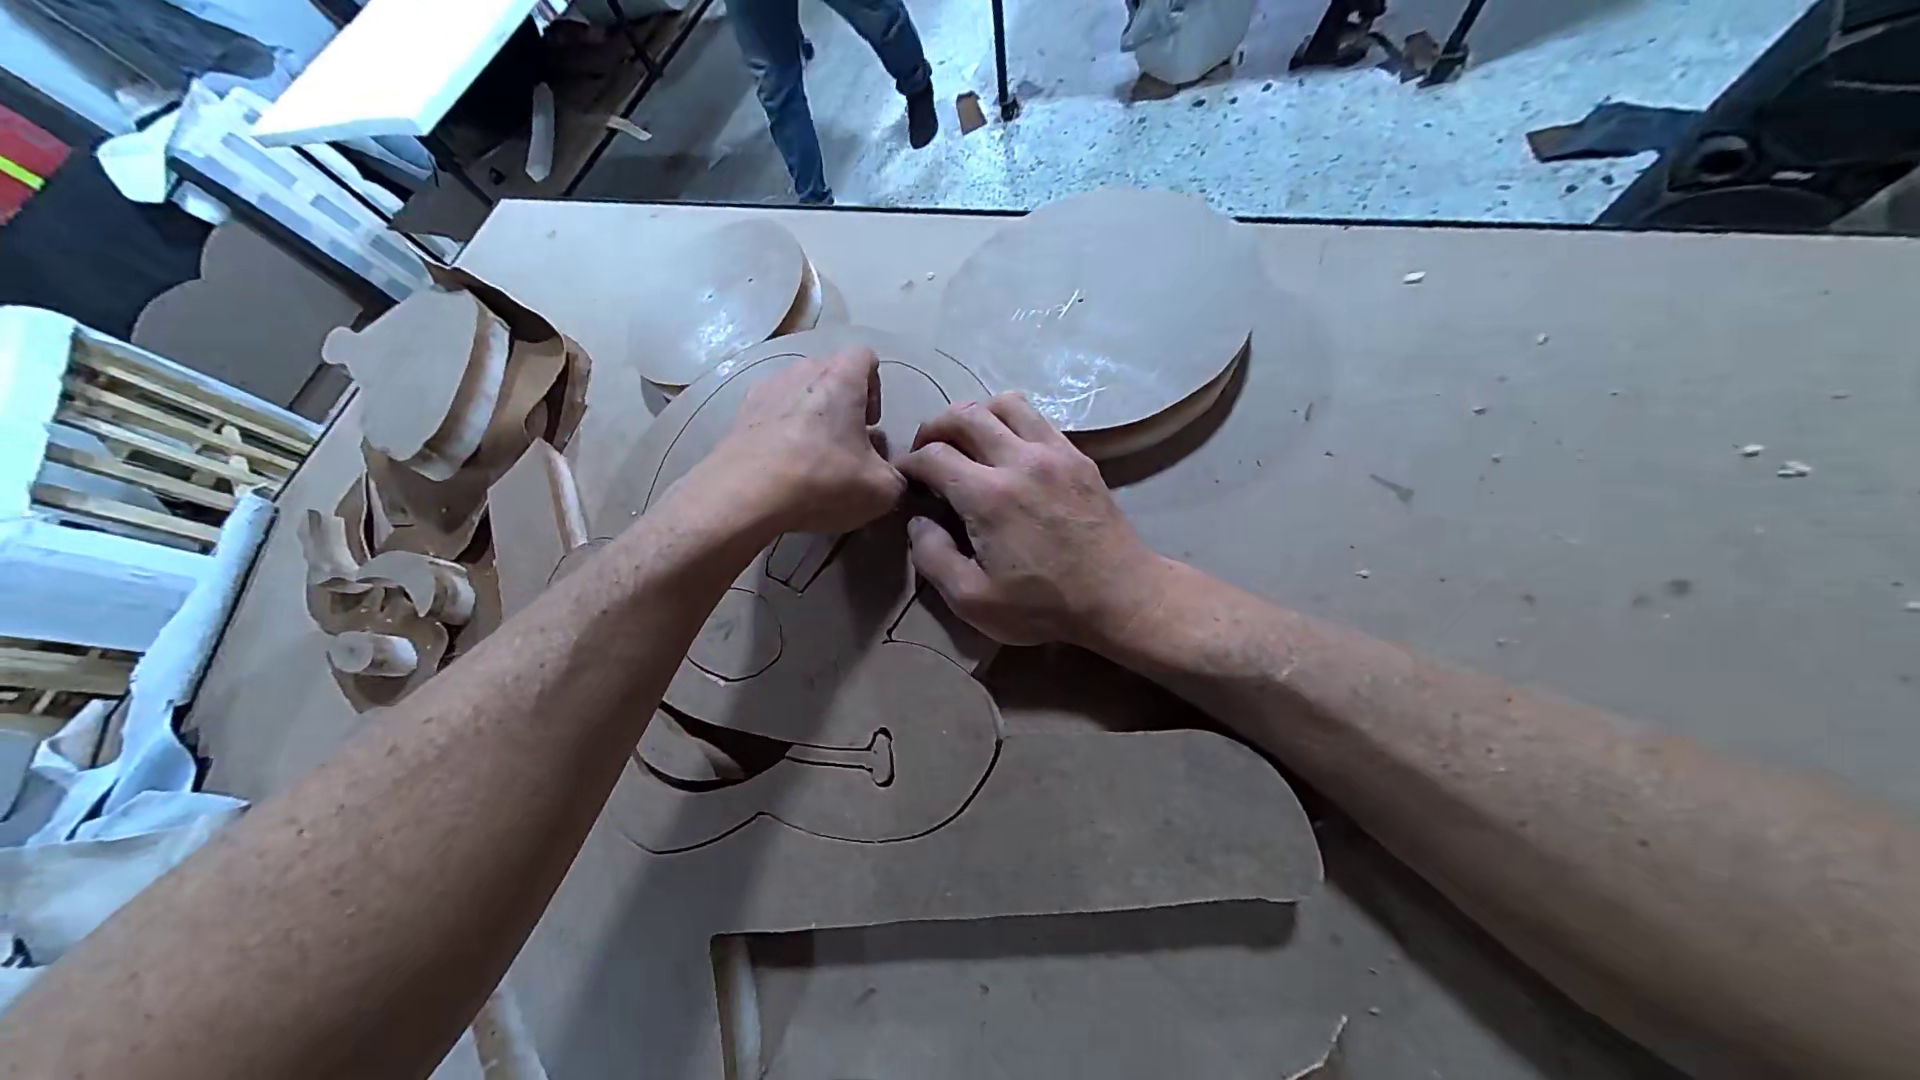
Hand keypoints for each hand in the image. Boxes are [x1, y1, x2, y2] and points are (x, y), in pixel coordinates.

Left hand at [698, 347, 905, 537]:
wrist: (744, 496)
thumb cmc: (822, 480)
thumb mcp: (882, 490)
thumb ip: (897, 477)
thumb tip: (889, 474)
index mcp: (840, 377)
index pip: (865, 356)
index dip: (875, 387)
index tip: (871, 423)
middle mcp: (801, 370)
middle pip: (830, 373)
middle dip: (843, 404)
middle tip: (847, 444)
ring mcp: (765, 389)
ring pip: (799, 392)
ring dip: (811, 417)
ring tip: (812, 456)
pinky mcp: (740, 413)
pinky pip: (772, 413)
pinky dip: (782, 432)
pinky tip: (783, 465)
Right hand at [899, 394, 1165, 646]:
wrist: (1120, 596)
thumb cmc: (1044, 605)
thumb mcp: (973, 601)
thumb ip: (933, 558)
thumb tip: (918, 520)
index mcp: (989, 496)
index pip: (933, 455)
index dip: (909, 463)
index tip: (906, 478)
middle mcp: (1020, 460)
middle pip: (964, 414)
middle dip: (934, 428)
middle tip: (927, 453)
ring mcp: (1054, 452)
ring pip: (1004, 403)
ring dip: (975, 415)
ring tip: (967, 443)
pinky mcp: (1078, 456)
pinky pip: (1037, 418)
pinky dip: (1011, 422)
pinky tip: (1007, 450)